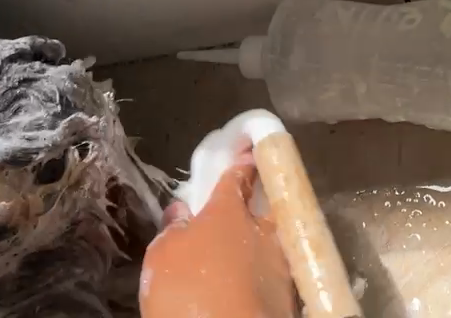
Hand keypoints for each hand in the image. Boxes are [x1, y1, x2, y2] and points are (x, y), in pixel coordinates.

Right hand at [139, 151, 296, 317]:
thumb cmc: (191, 289)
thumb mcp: (163, 256)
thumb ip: (173, 229)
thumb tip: (181, 210)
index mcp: (230, 210)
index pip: (238, 177)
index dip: (240, 164)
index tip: (247, 150)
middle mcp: (261, 231)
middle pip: (265, 206)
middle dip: (259, 201)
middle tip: (251, 201)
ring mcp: (279, 265)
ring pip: (273, 243)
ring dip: (262, 243)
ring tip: (248, 251)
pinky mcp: (287, 300)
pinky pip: (275, 275)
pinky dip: (265, 275)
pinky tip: (253, 283)